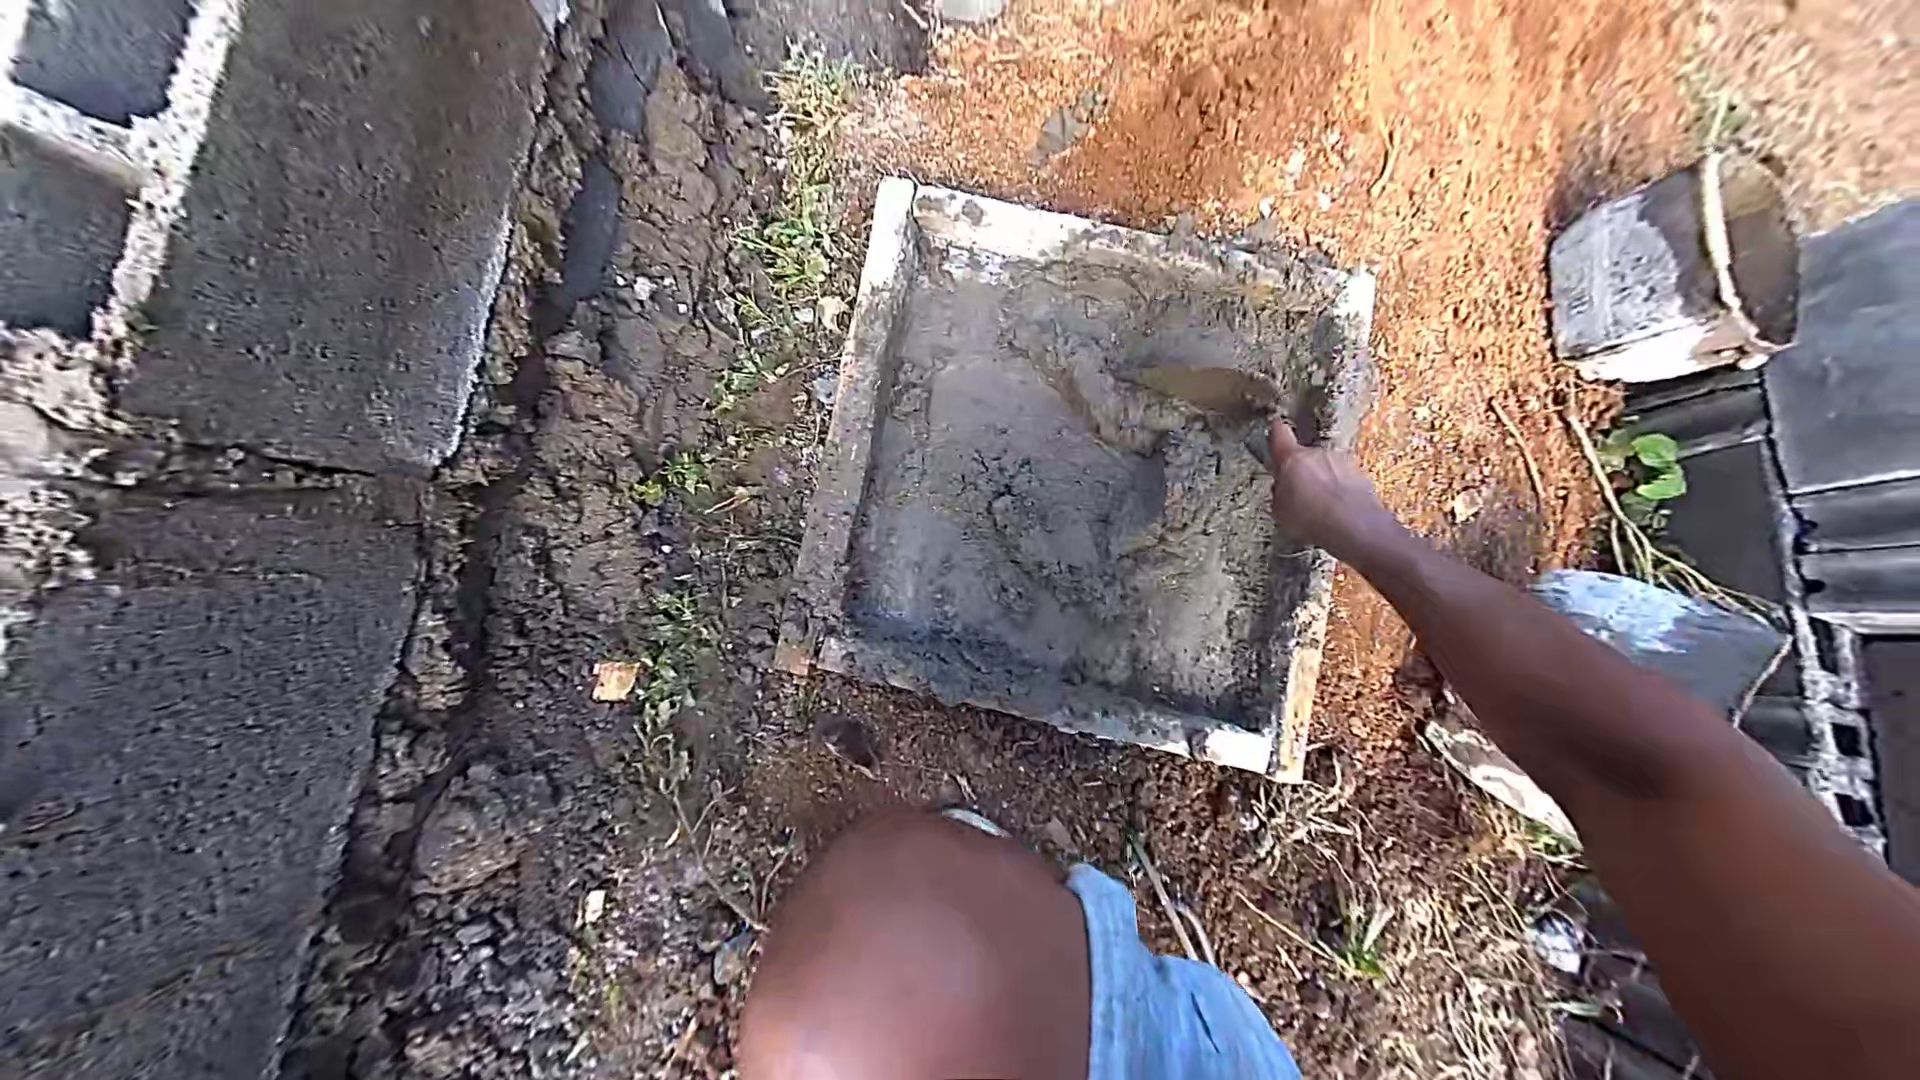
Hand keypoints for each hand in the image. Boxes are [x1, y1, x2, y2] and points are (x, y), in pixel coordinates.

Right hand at [1267, 417, 1402, 561]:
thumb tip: (1283, 489)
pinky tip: (1334, 511)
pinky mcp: (1360, 475)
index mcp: (1292, 458)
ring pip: (1325, 468)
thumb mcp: (1279, 509)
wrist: (1352, 526)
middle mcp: (1319, 453)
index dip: (1276, 430)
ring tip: (1317, 508)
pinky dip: (1338, 491)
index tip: (1275, 425)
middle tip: (1296, 494)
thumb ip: (1279, 491)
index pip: (1280, 434)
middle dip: (1300, 472)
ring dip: (1321, 482)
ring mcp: (1342, 462)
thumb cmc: (1311, 517)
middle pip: (1304, 457)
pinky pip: (1342, 480)